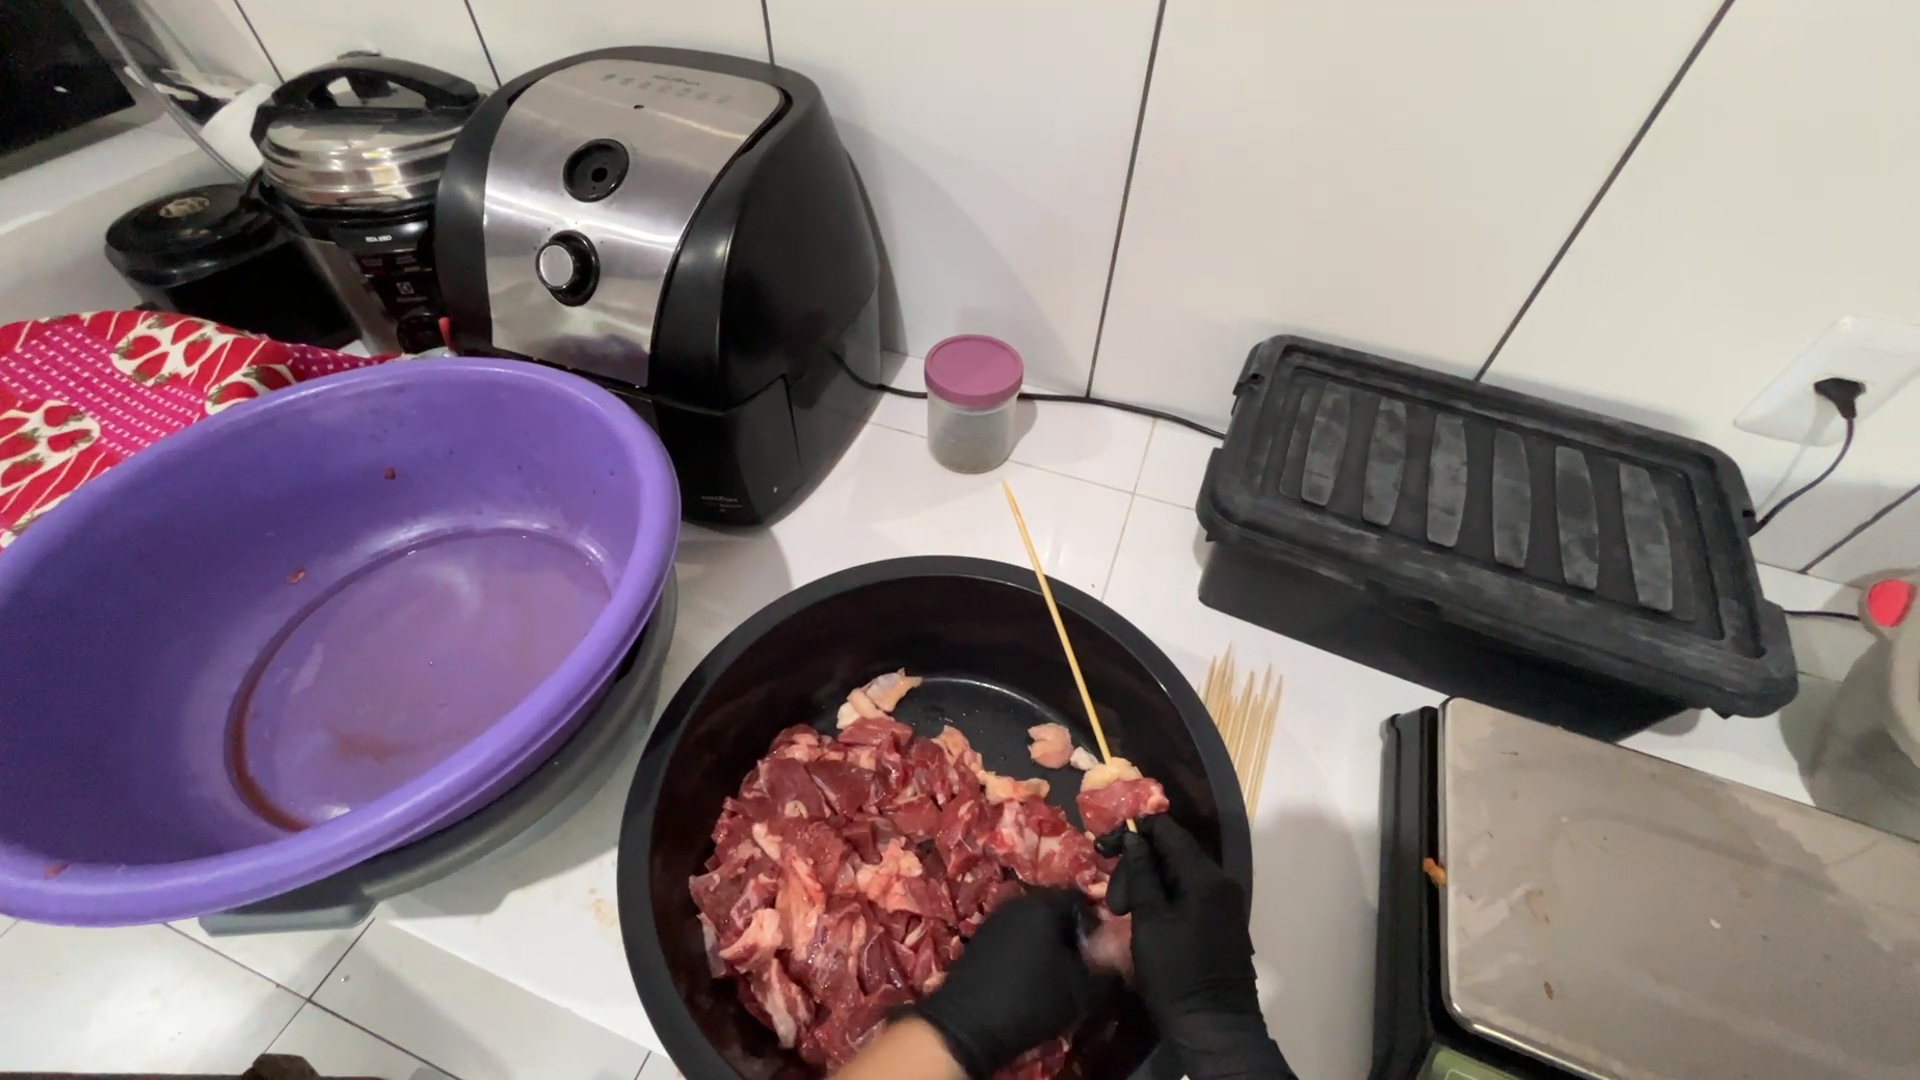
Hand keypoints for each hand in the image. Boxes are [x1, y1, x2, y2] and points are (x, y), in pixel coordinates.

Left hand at [914, 888, 1102, 1077]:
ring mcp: (996, 917)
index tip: (1100, 953)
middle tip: (1082, 967)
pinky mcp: (981, 937)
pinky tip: (1030, 979)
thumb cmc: (1032, 998)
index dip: (1096, 925)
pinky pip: (1014, 935)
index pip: (1080, 899)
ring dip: (1048, 944)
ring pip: (1034, 923)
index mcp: (1044, 903)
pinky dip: (1027, 951)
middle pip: (1055, 909)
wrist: (969, 1023)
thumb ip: (1108, 972)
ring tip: (1057, 976)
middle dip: (1072, 935)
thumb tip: (1120, 960)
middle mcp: (1018, 901)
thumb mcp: (1082, 992)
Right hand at [1107, 815, 1294, 1079]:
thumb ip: (1141, 873)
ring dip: (1147, 883)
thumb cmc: (1176, 973)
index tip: (1106, 849)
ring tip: (1124, 913)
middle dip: (1138, 866)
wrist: (1214, 1029)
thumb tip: (1133, 837)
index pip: (1168, 830)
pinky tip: (1144, 916)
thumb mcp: (1150, 919)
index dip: (1135, 830)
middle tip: (1114, 902)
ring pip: (1178, 873)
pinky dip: (1164, 896)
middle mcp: (1220, 881)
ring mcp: (1223, 902)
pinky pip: (1189, 892)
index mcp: (1204, 876)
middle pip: (1172, 852)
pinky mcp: (1221, 921)